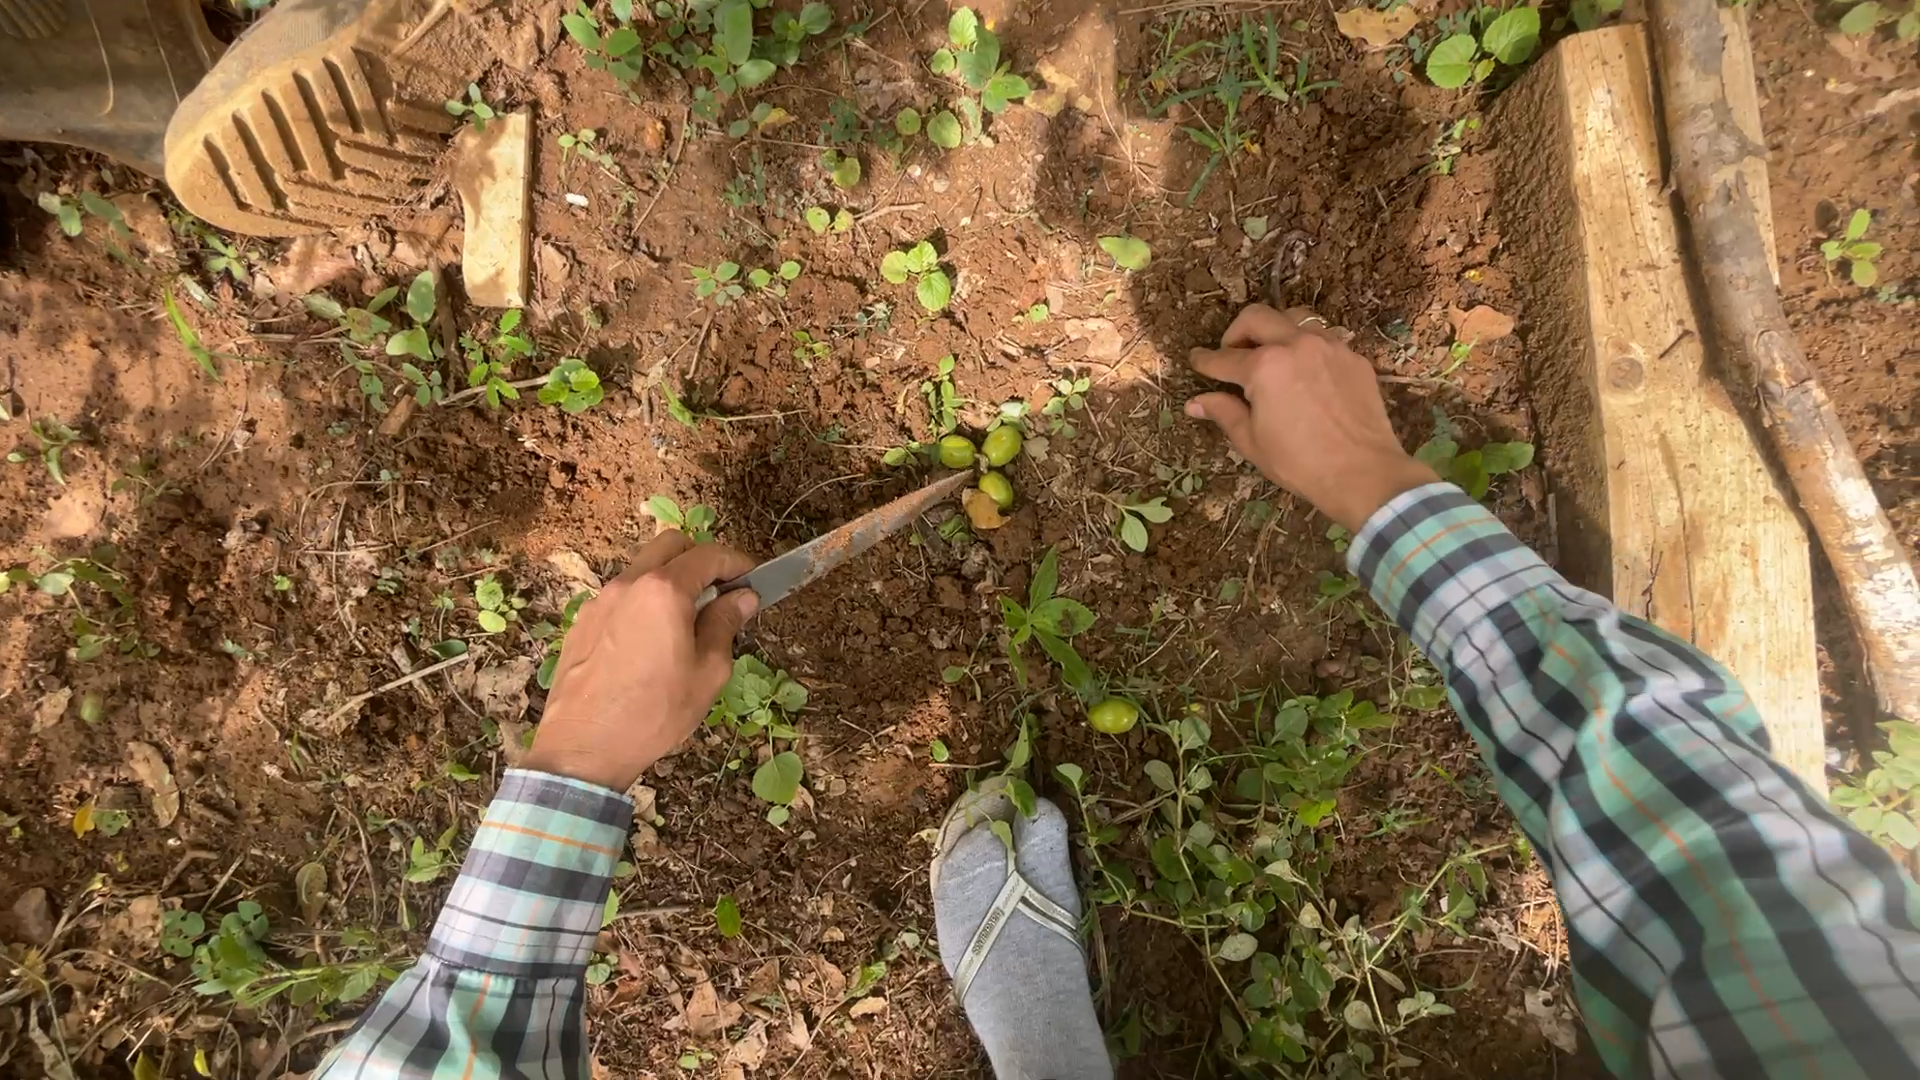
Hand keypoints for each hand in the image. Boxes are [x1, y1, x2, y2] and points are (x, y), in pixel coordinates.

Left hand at [523, 531, 759, 791]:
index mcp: (664, 591)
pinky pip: (622, 594)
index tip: (753, 579)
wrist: (583, 749)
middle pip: (671, 545)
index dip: (737, 562)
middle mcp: (629, 583)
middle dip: (701, 558)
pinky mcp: (582, 622)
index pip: (709, 555)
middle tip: (720, 591)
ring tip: (687, 619)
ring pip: (643, 567)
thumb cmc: (656, 711)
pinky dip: (645, 599)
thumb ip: (725, 624)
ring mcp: (600, 600)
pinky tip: (652, 639)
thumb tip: (743, 597)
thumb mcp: (708, 671)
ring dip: (671, 578)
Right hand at [1186, 304, 1437, 532]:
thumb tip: (1195, 402)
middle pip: (1256, 318)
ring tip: (1269, 356)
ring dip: (1273, 330)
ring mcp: (1329, 347)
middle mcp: (1296, 345)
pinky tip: (1302, 372)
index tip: (1195, 360)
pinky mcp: (1352, 357)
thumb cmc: (1298, 462)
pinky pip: (1322, 338)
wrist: (1362, 471)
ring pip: (1293, 318)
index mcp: (1264, 367)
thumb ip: (1223, 412)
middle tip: (1231, 355)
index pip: (1224, 358)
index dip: (1204, 361)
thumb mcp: (1251, 440)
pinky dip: (1304, 346)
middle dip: (1235, 333)